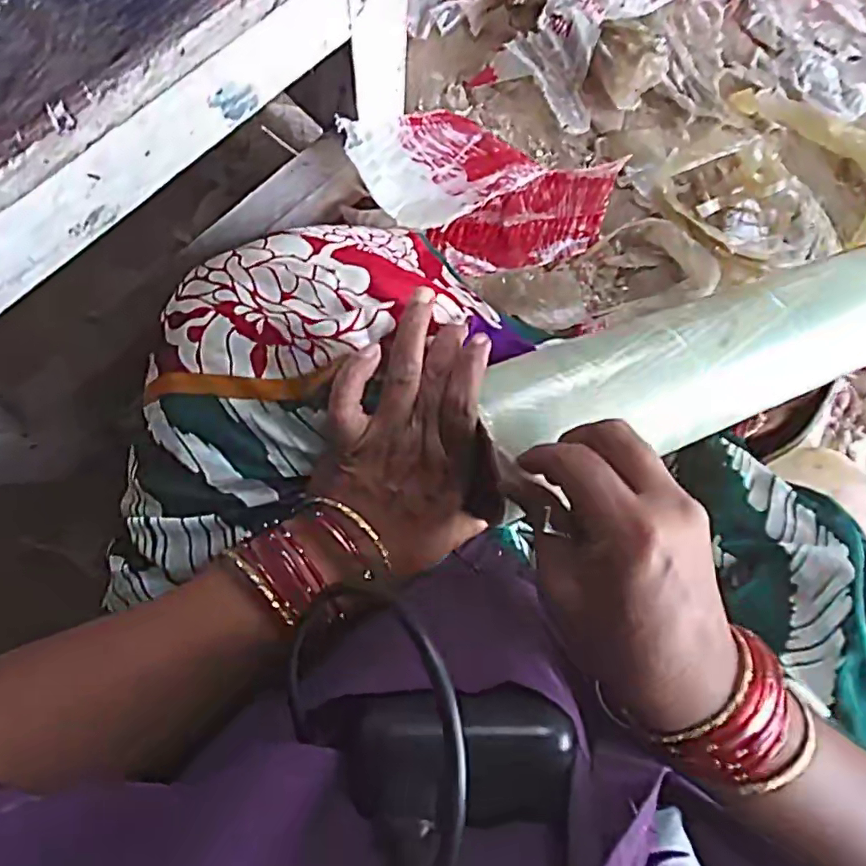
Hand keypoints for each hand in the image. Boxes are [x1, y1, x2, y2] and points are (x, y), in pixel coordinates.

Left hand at [308, 288, 491, 575]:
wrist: (344, 562)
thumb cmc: (407, 547)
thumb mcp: (461, 533)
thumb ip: (488, 505)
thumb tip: (521, 487)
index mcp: (448, 466)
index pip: (463, 408)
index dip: (471, 371)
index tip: (479, 341)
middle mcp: (415, 443)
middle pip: (433, 383)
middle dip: (444, 343)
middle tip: (453, 314)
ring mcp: (378, 437)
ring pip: (398, 378)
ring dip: (410, 337)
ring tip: (420, 303)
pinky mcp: (344, 437)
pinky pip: (347, 398)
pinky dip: (354, 371)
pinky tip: (368, 348)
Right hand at [517, 421, 740, 734]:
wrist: (694, 680)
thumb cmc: (621, 648)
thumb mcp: (563, 592)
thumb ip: (547, 529)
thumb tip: (535, 491)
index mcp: (630, 529)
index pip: (578, 460)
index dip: (541, 455)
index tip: (523, 467)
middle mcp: (666, 503)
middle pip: (614, 433)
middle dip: (573, 439)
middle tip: (549, 466)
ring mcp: (687, 502)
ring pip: (635, 446)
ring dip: (599, 452)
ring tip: (574, 484)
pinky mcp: (696, 508)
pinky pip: (650, 469)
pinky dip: (620, 470)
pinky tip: (603, 501)